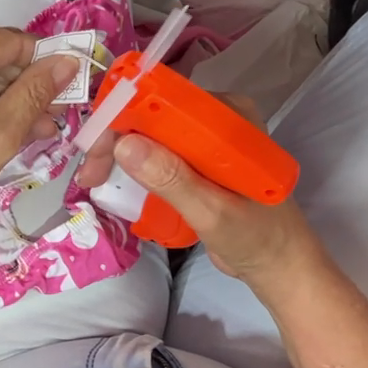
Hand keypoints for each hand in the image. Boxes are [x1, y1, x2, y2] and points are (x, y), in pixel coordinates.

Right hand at [103, 106, 318, 283]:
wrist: (278, 264)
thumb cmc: (256, 238)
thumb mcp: (212, 211)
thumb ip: (172, 179)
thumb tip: (125, 144)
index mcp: (228, 118)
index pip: (165, 102)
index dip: (123, 120)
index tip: (94, 154)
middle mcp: (216, 119)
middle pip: (152, 115)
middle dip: (115, 141)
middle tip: (89, 176)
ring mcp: (206, 140)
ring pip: (150, 134)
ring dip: (120, 156)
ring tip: (96, 182)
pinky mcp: (197, 160)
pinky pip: (158, 153)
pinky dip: (134, 167)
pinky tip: (117, 184)